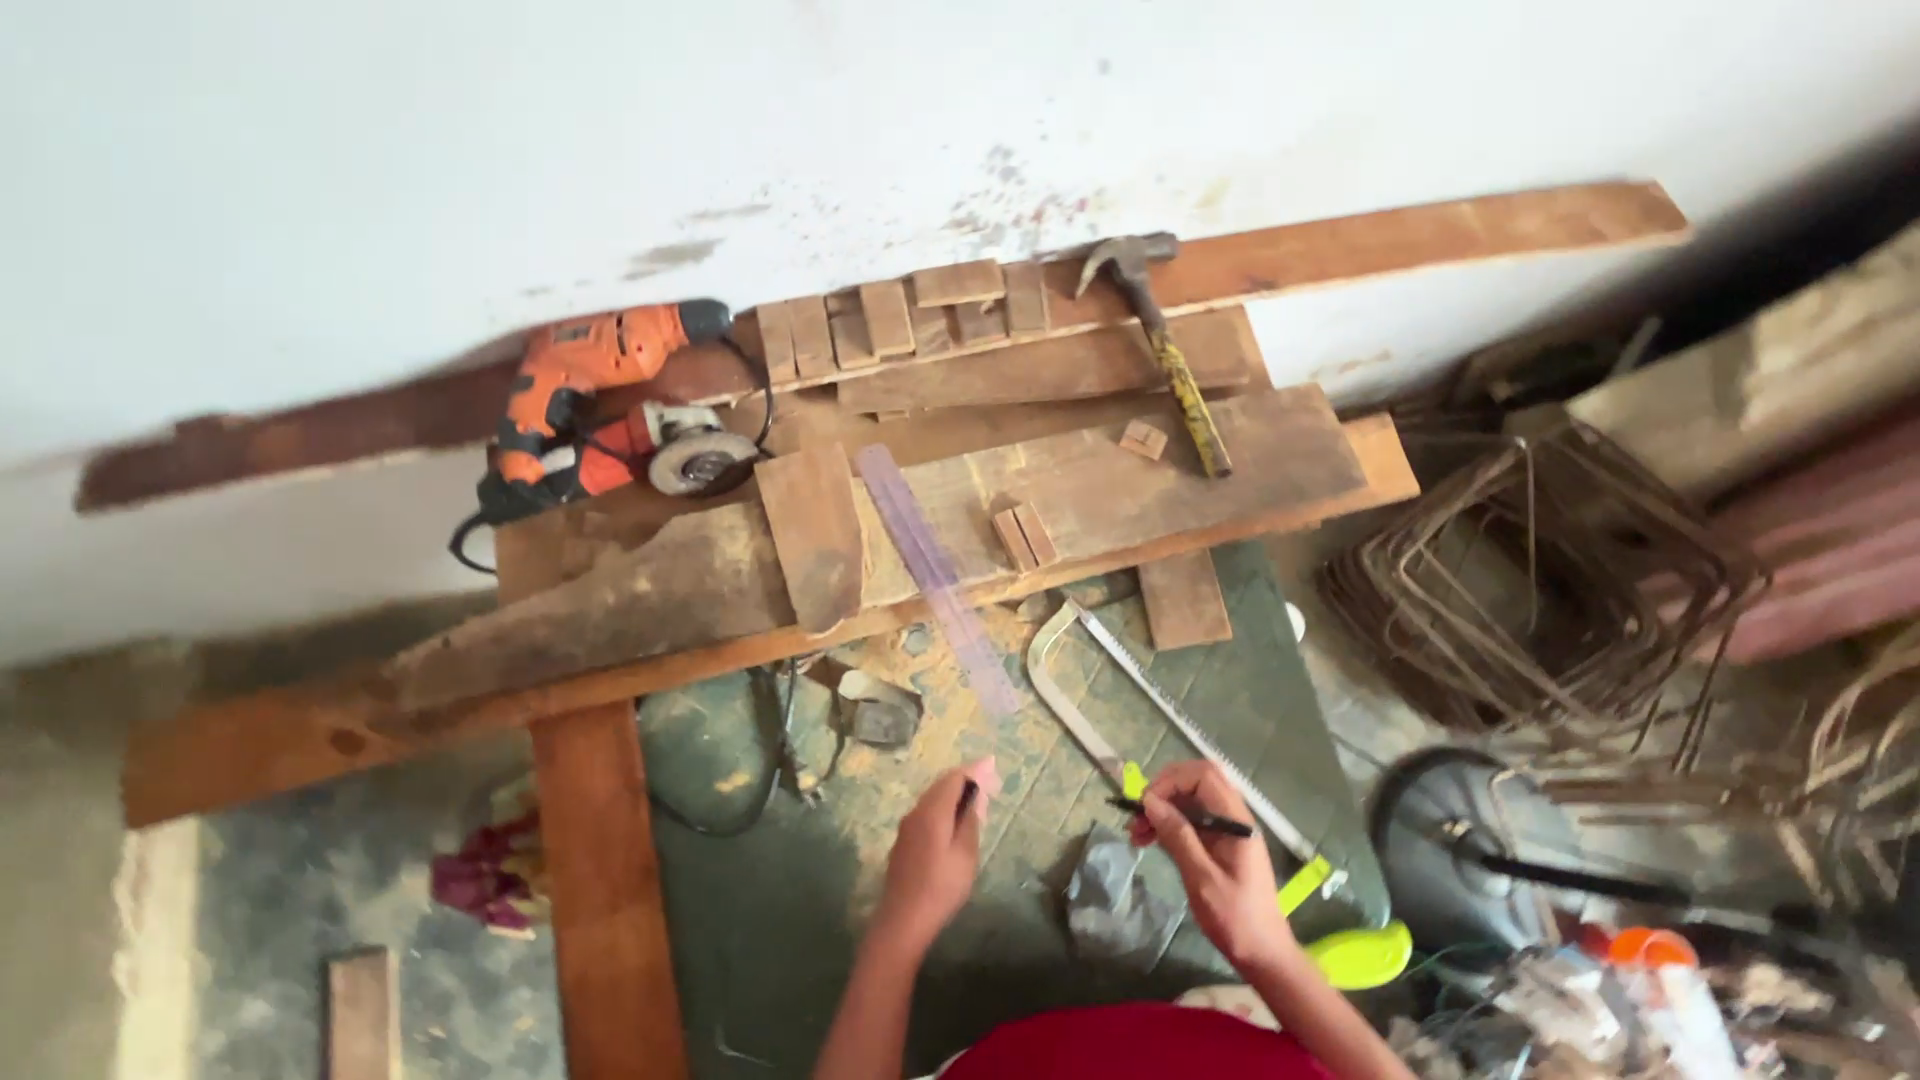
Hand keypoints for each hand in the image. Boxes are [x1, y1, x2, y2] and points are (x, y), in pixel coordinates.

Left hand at [871, 763, 991, 952]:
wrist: (902, 919)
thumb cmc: (941, 888)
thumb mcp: (965, 855)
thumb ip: (970, 821)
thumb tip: (976, 795)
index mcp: (932, 812)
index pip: (955, 779)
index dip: (974, 770)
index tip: (992, 763)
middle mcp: (916, 812)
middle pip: (941, 785)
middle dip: (965, 778)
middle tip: (988, 778)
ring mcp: (907, 827)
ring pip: (932, 798)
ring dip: (953, 792)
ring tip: (975, 795)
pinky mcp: (904, 841)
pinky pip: (927, 811)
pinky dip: (943, 806)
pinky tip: (953, 817)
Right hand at [1130, 761, 1296, 974]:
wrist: (1264, 955)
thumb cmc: (1236, 919)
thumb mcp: (1202, 879)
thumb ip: (1178, 836)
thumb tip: (1150, 802)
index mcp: (1237, 822)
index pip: (1204, 775)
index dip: (1171, 781)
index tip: (1146, 805)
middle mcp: (1234, 819)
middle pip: (1197, 781)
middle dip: (1164, 790)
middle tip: (1139, 815)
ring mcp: (1227, 831)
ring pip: (1191, 800)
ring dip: (1162, 809)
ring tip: (1135, 832)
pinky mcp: (1220, 845)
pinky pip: (1192, 821)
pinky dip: (1169, 825)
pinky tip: (1149, 840)